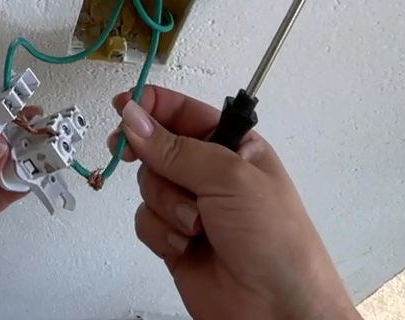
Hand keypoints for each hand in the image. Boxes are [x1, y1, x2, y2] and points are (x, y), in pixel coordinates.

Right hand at [112, 85, 359, 319]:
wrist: (280, 314)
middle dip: (151, 158)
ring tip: (195, 223)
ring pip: (148, 183)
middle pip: (156, 145)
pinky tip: (186, 244)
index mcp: (230, 144)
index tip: (123, 106)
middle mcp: (209, 172)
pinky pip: (145, 220)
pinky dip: (161, 231)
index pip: (180, 110)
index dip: (149, 105)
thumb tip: (133, 117)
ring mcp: (192, 206)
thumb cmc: (278, 241)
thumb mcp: (228, 177)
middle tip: (136, 156)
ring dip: (166, 203)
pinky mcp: (176, 238)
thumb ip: (174, 147)